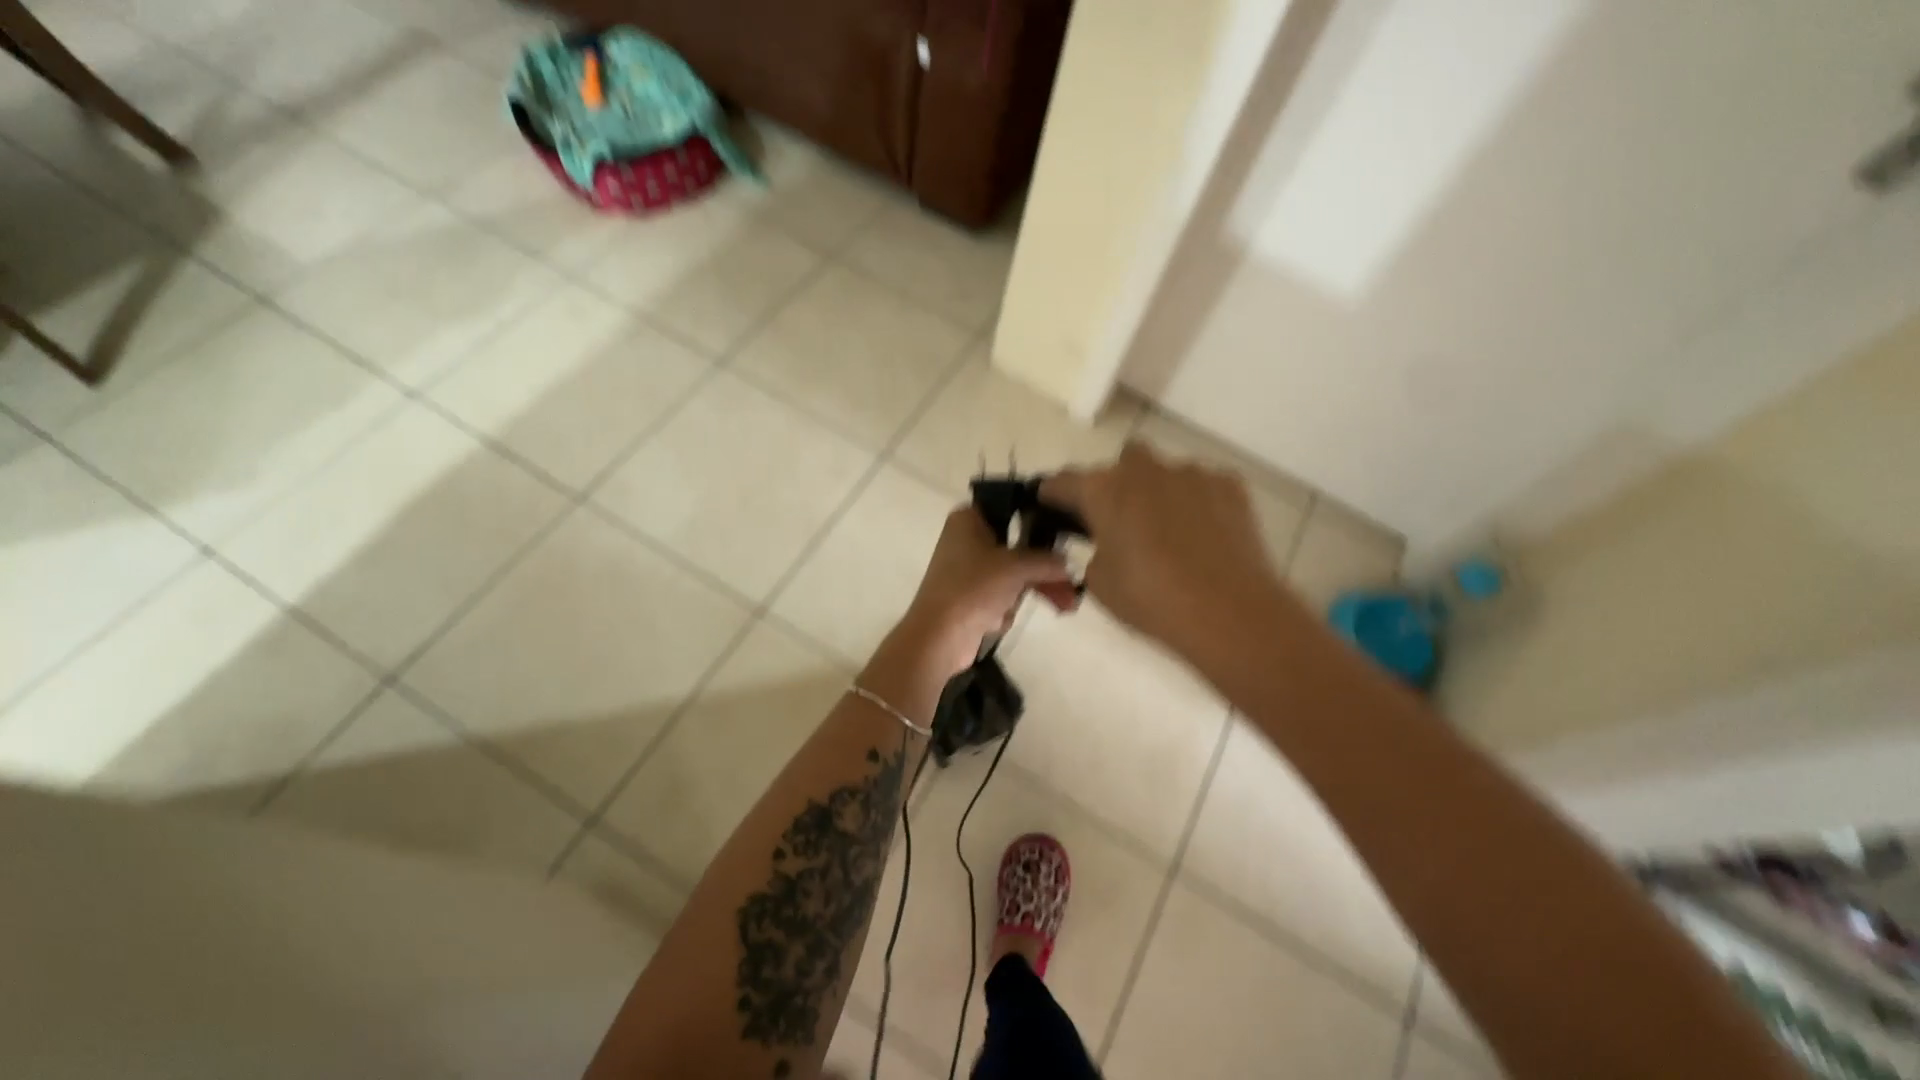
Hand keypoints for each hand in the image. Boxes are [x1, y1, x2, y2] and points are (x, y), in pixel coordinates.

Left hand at [894, 507, 1075, 679]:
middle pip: (1019, 546)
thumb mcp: (1016, 567)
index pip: (1012, 508)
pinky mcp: (971, 597)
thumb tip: (1069, 563)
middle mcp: (968, 539)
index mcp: (969, 519)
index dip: (1040, 520)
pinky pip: (1003, 594)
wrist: (938, 637)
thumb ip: (1046, 560)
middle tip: (1072, 582)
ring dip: (1038, 589)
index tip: (1067, 535)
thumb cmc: (973, 588)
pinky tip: (1004, 620)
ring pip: (1015, 573)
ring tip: (1066, 607)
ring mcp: (969, 570)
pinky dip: (1010, 606)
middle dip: (1045, 569)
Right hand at [1043, 442, 1286, 660]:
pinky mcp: (1229, 484)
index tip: (1051, 506)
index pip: (1063, 481)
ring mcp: (1191, 472)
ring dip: (1160, 493)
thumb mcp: (1100, 584)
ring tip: (1172, 535)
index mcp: (1102, 491)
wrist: (1229, 612)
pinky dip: (1198, 504)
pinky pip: (1203, 486)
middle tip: (1123, 523)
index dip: (1053, 494)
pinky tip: (1206, 537)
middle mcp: (1143, 469)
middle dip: (1118, 485)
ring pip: (1165, 473)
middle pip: (1120, 463)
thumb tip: (1105, 543)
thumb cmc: (1152, 601)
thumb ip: (1093, 552)